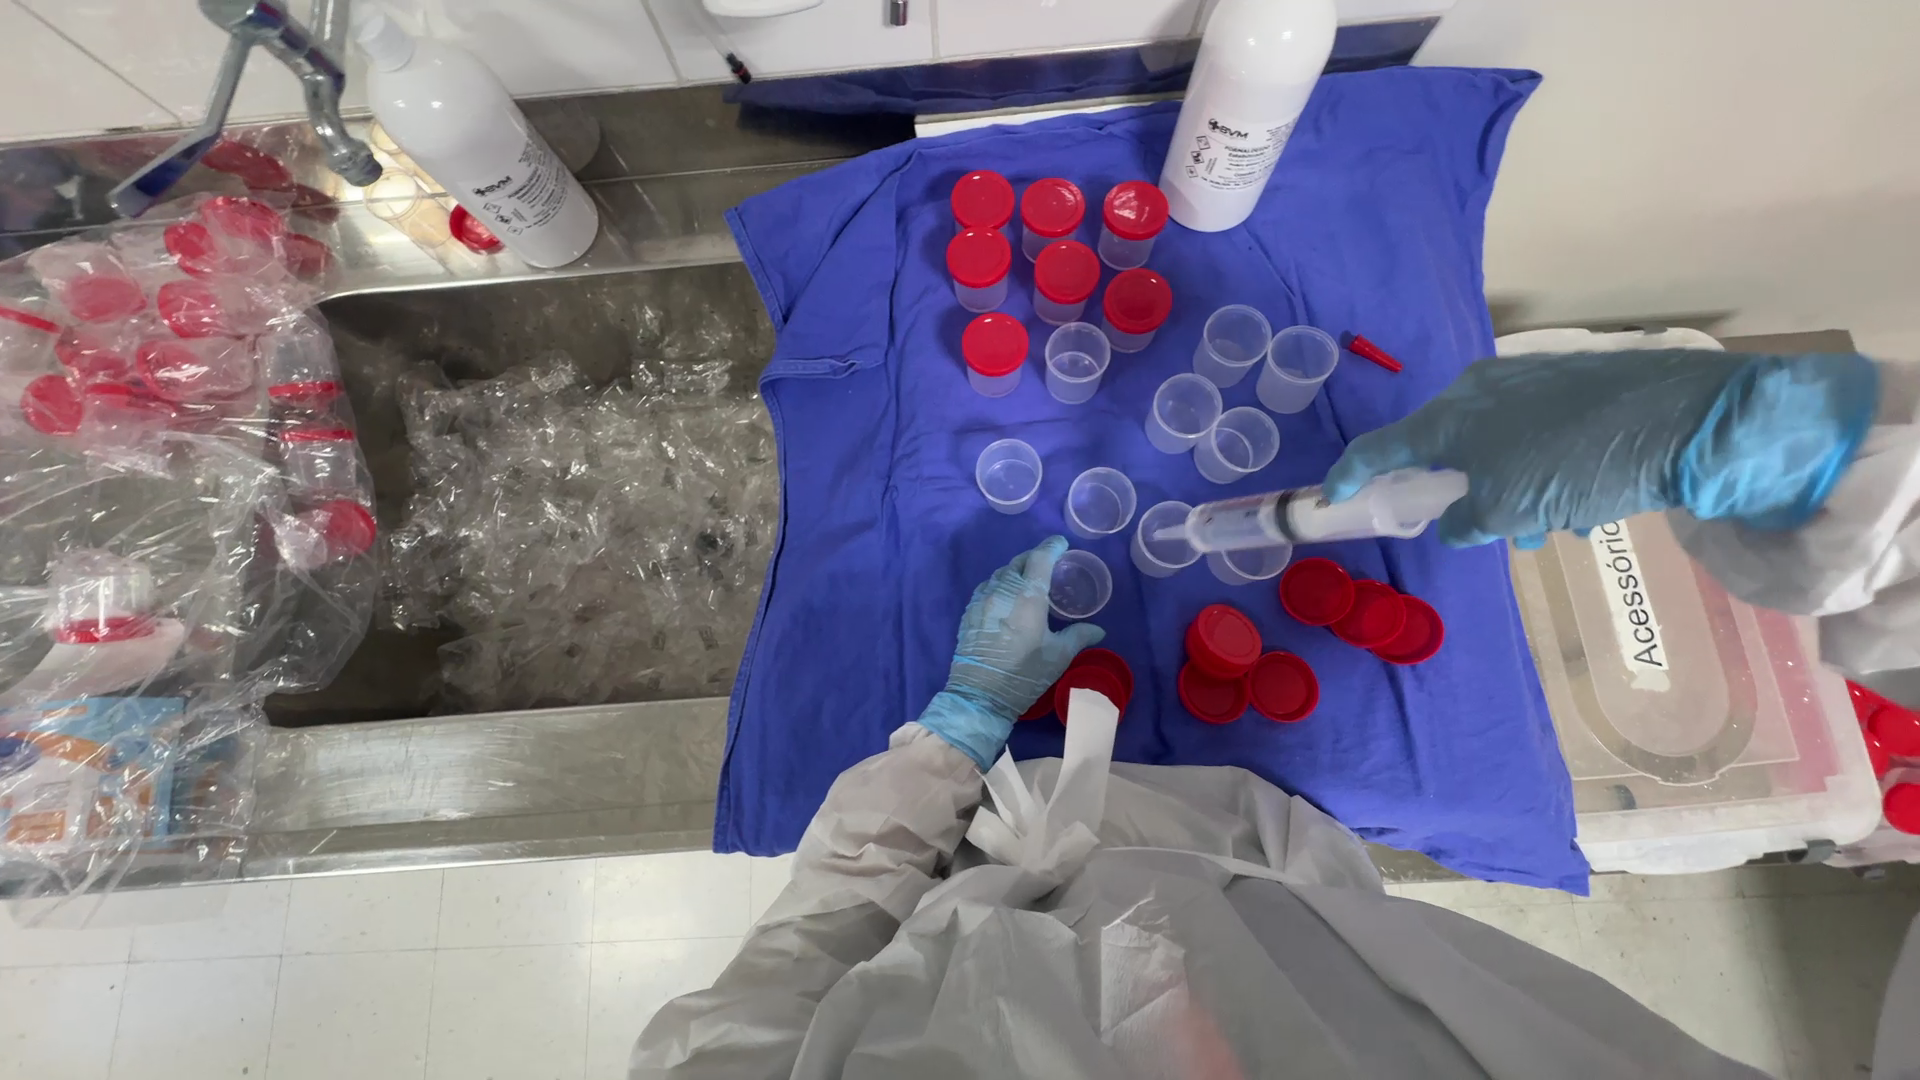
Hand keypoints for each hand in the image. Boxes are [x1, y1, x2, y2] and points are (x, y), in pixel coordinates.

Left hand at [917, 536, 1105, 769]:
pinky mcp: (969, 612)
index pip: (1040, 559)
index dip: (1052, 547)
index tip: (1061, 544)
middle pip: (1018, 562)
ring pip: (1000, 573)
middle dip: (1035, 557)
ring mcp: (982, 600)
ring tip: (1029, 580)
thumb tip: (1098, 630)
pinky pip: (986, 587)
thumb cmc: (1023, 674)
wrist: (979, 695)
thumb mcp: (1058, 656)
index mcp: (1027, 597)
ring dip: (1016, 570)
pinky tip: (1006, 596)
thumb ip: (1078, 636)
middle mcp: (1002, 591)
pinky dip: (1000, 584)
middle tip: (1048, 563)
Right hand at [1324, 350, 1877, 547]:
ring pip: (1494, 443)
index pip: (1377, 449)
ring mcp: (1528, 379)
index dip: (1348, 476)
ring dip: (1507, 487)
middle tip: (1480, 526)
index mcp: (1447, 417)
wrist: (1697, 420)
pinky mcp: (1575, 378)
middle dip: (1457, 492)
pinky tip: (1581, 498)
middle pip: (1443, 448)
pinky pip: (1534, 431)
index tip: (1331, 497)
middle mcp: (1477, 389)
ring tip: (1548, 525)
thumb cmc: (1576, 468)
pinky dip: (1540, 466)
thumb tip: (1457, 523)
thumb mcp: (1508, 512)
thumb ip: (1464, 523)